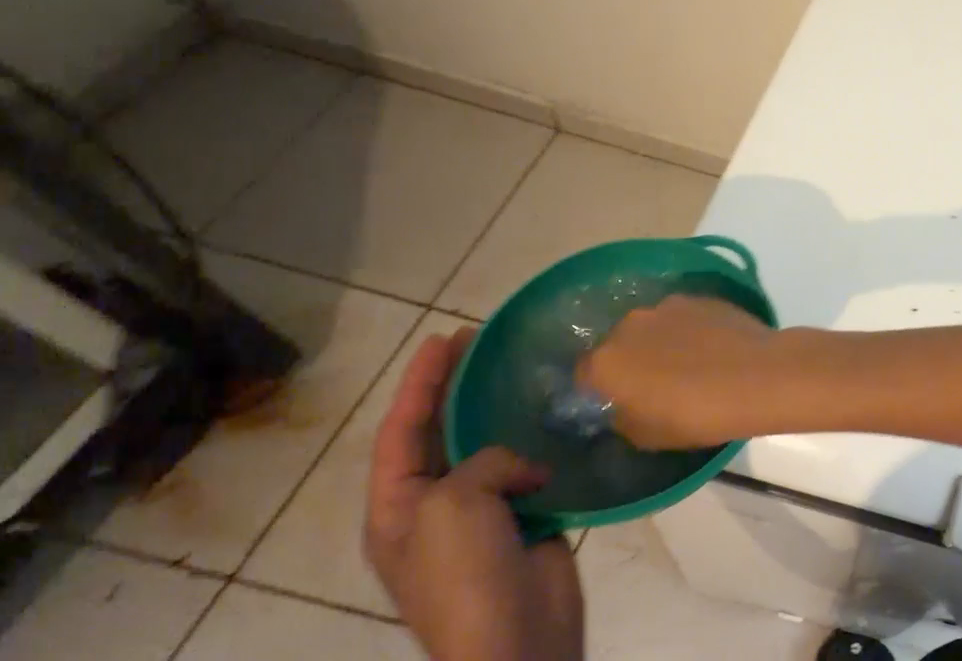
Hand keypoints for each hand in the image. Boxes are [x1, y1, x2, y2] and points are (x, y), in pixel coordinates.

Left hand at [366, 330, 583, 660]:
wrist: (514, 643)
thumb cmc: (464, 575)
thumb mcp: (452, 505)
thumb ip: (481, 462)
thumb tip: (523, 468)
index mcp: (396, 509)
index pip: (400, 431)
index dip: (420, 383)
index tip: (444, 338)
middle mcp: (433, 509)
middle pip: (442, 436)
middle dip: (457, 390)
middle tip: (484, 343)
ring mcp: (480, 519)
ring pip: (488, 452)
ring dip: (502, 416)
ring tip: (523, 374)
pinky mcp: (525, 524)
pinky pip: (527, 475)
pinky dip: (539, 449)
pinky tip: (556, 424)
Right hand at [577, 294, 779, 448]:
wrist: (757, 376)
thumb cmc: (695, 414)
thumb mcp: (646, 435)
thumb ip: (622, 417)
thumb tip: (622, 405)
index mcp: (605, 361)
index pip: (583, 374)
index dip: (597, 389)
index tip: (616, 401)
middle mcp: (629, 325)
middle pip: (618, 344)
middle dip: (630, 361)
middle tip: (654, 383)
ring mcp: (667, 306)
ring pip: (651, 327)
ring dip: (660, 342)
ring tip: (688, 364)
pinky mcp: (701, 298)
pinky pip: (683, 317)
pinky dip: (689, 331)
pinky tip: (711, 348)